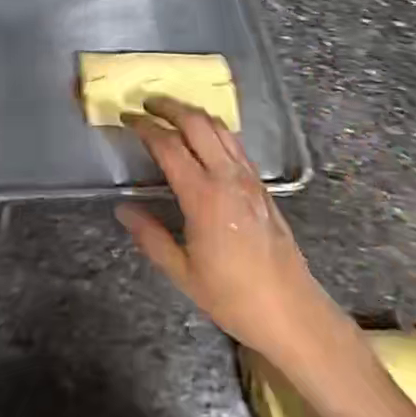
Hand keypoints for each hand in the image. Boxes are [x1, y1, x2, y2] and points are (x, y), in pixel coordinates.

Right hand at [117, 97, 334, 358]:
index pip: (168, 145)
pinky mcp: (261, 185)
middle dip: (169, 107)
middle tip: (146, 104)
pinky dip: (212, 129)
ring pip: (219, 127)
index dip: (144, 127)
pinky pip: (234, 143)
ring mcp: (248, 178)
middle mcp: (227, 177)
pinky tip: (202, 138)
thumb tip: (123, 209)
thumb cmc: (233, 297)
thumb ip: (150, 236)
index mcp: (203, 196)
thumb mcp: (182, 272)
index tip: (127, 117)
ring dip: (192, 113)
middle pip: (196, 123)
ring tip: (170, 113)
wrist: (292, 311)